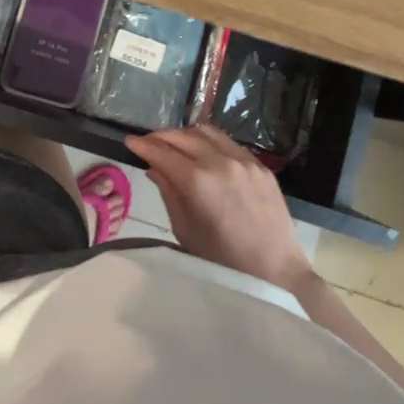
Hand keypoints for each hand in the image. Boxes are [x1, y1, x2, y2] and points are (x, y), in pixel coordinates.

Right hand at [125, 126, 315, 293]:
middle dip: (161, 137)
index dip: (142, 145)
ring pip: (206, 132)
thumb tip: (154, 168)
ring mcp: (244, 161)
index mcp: (198, 181)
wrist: (274, 270)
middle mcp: (221, 162)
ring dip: (185, 135)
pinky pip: (228, 143)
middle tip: (147, 143)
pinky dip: (209, 142)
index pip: (162, 152)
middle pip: (183, 136)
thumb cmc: (222, 259)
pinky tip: (203, 153)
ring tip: (174, 145)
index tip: (129, 141)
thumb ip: (169, 193)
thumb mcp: (185, 229)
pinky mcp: (260, 165)